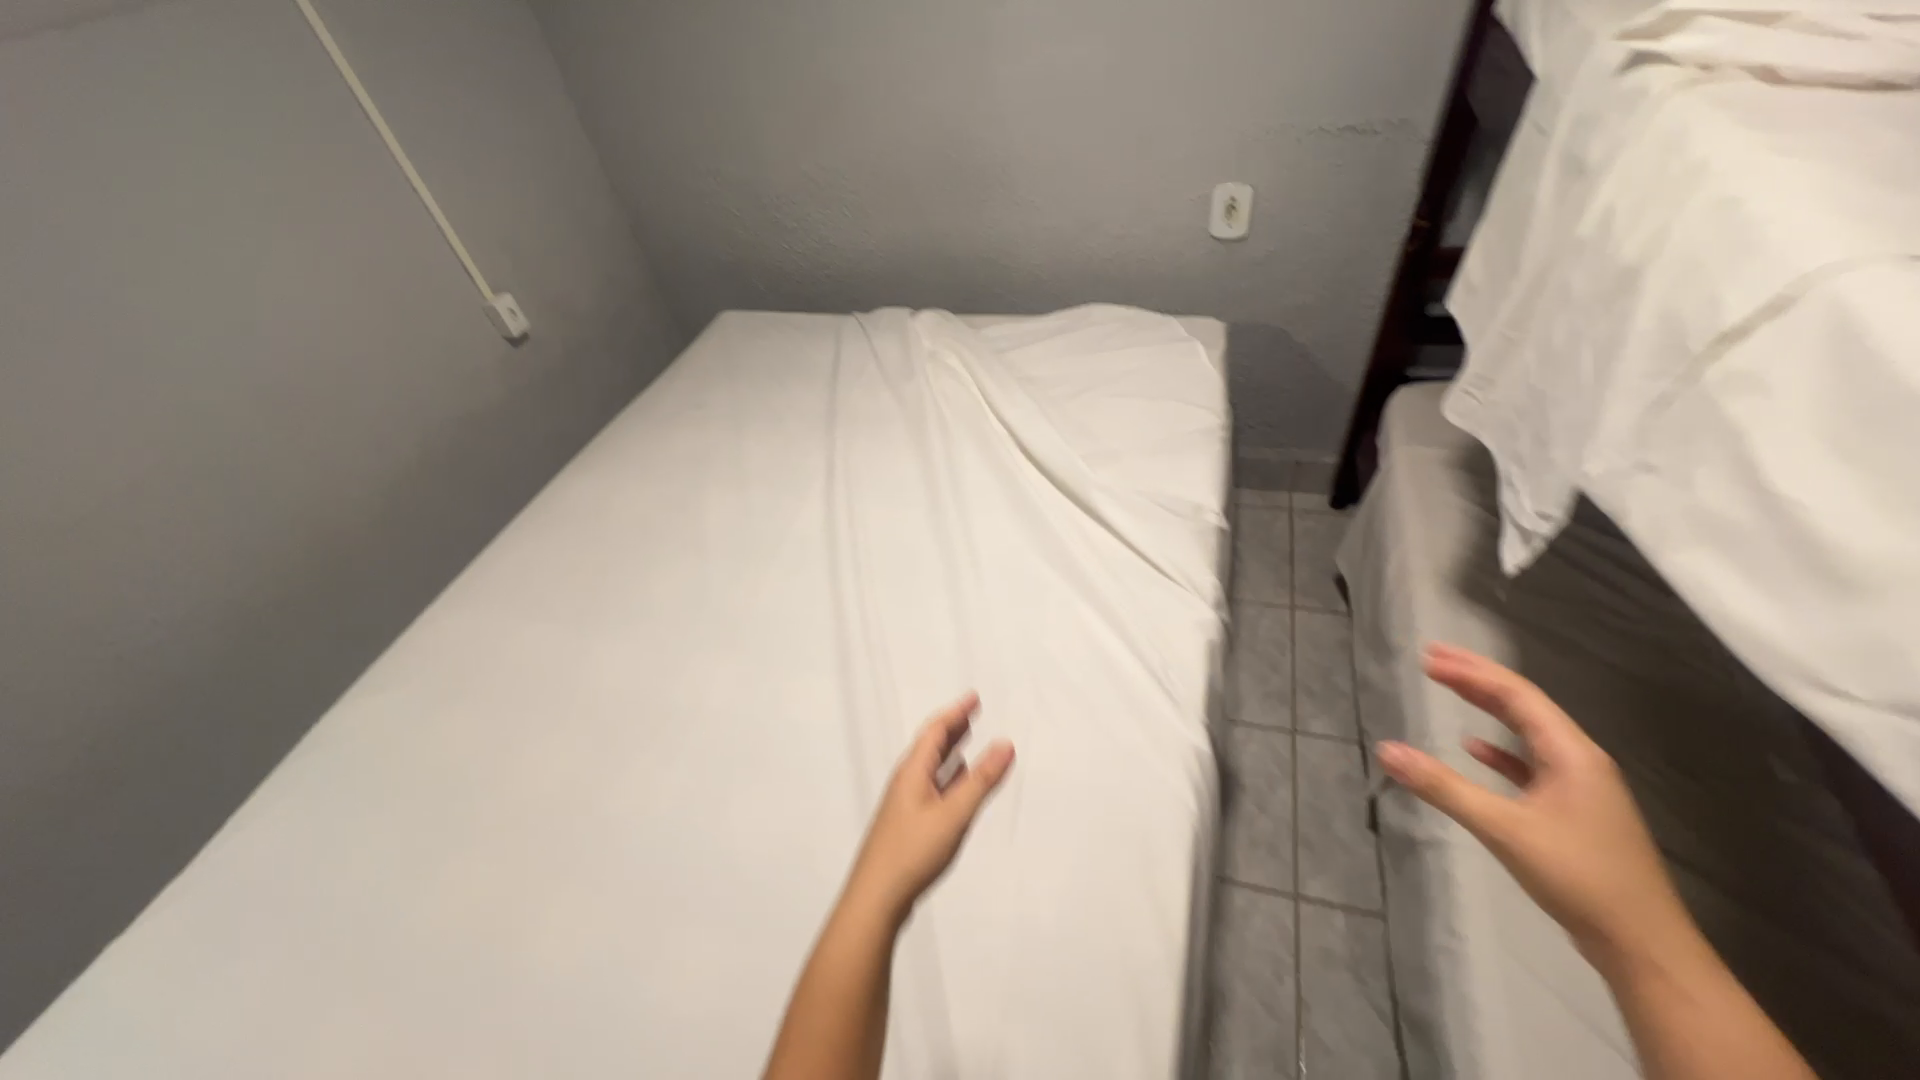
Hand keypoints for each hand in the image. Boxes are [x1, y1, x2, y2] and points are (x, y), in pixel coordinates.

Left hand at [845, 692, 1014, 922]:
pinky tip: (957, 788)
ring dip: (950, 753)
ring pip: (931, 769)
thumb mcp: (954, 814)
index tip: (975, 698)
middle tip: (974, 714)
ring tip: (969, 744)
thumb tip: (1005, 743)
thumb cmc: (913, 851)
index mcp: (912, 772)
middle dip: (953, 729)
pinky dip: (948, 778)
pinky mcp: (909, 825)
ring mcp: (905, 805)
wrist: (876, 898)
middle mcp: (906, 782)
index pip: (935, 731)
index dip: (956, 712)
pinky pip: (932, 788)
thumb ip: (981, 780)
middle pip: (930, 747)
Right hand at [1375, 645, 1690, 965]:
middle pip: (1524, 706)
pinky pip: (1532, 763)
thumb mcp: (1503, 828)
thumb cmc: (1577, 876)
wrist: (1641, 942)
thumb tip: (1386, 750)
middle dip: (1478, 681)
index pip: (1517, 696)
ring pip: (1528, 733)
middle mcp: (1580, 760)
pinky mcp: (1574, 811)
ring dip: (1489, 710)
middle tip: (1433, 661)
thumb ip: (1443, 787)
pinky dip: (1501, 751)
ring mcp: (1580, 786)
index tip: (1429, 658)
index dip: (1472, 672)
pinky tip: (1476, 750)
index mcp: (1571, 753)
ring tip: (1451, 690)